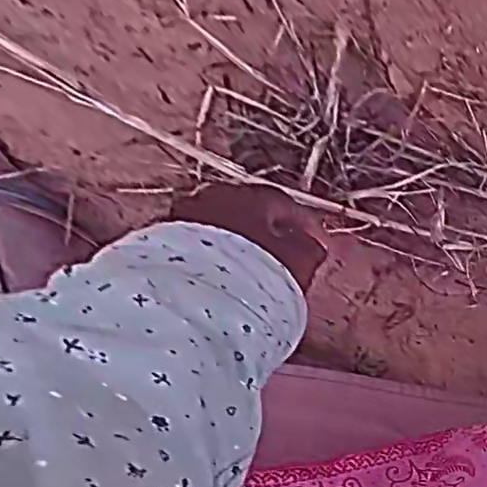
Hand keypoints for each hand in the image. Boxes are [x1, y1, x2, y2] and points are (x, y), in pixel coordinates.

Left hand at [169, 184, 327, 288]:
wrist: (202, 291)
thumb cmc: (258, 272)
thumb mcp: (299, 262)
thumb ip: (310, 249)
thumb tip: (313, 245)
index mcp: (252, 197)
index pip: (285, 204)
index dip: (305, 225)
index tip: (318, 243)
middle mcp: (216, 196)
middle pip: (250, 211)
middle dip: (269, 232)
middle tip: (286, 255)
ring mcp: (187, 214)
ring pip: (224, 226)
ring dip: (242, 244)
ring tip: (256, 269)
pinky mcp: (168, 237)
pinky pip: (203, 242)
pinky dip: (219, 254)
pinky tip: (229, 275)